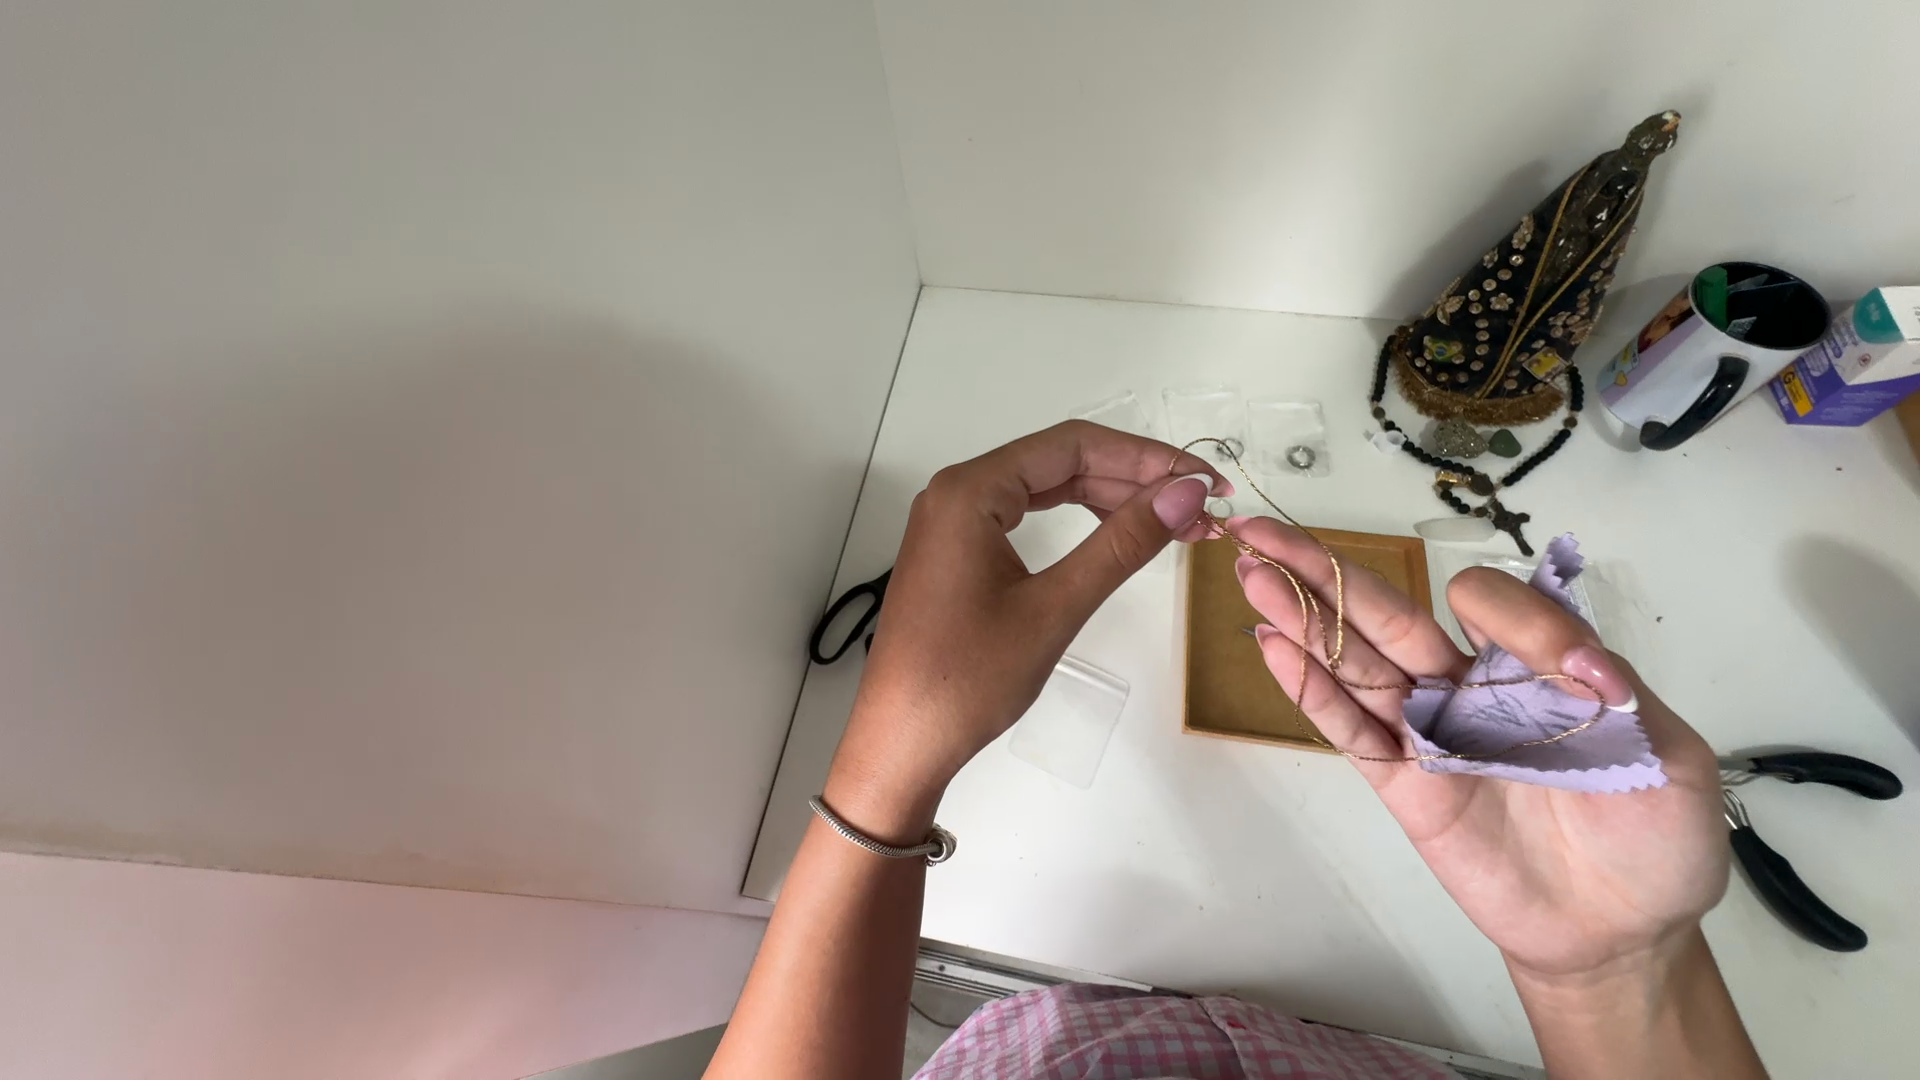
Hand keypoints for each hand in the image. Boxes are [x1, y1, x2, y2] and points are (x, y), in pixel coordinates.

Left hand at [824, 421, 1227, 841]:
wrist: (902, 741)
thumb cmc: (971, 676)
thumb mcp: (1054, 607)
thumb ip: (1122, 543)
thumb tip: (1187, 492)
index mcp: (970, 490)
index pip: (1072, 445)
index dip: (1146, 457)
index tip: (1206, 481)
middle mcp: (956, 492)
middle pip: (1058, 461)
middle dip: (1132, 480)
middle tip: (1199, 509)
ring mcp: (952, 522)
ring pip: (1043, 488)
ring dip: (1107, 500)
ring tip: (1170, 525)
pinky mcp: (955, 552)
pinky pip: (1022, 516)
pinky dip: (1072, 521)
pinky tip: (1111, 533)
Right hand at [1231, 517, 1727, 980]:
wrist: (1612, 930)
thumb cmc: (1650, 836)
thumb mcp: (1663, 756)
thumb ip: (1608, 690)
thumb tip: (1564, 647)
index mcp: (1524, 666)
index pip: (1480, 602)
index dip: (1483, 602)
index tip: (1508, 634)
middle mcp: (1460, 686)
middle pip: (1381, 616)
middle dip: (1321, 571)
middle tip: (1260, 530)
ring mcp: (1420, 730)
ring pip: (1349, 661)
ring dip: (1298, 616)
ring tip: (1250, 572)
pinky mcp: (1395, 778)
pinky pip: (1346, 726)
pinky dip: (1306, 686)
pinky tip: (1270, 645)